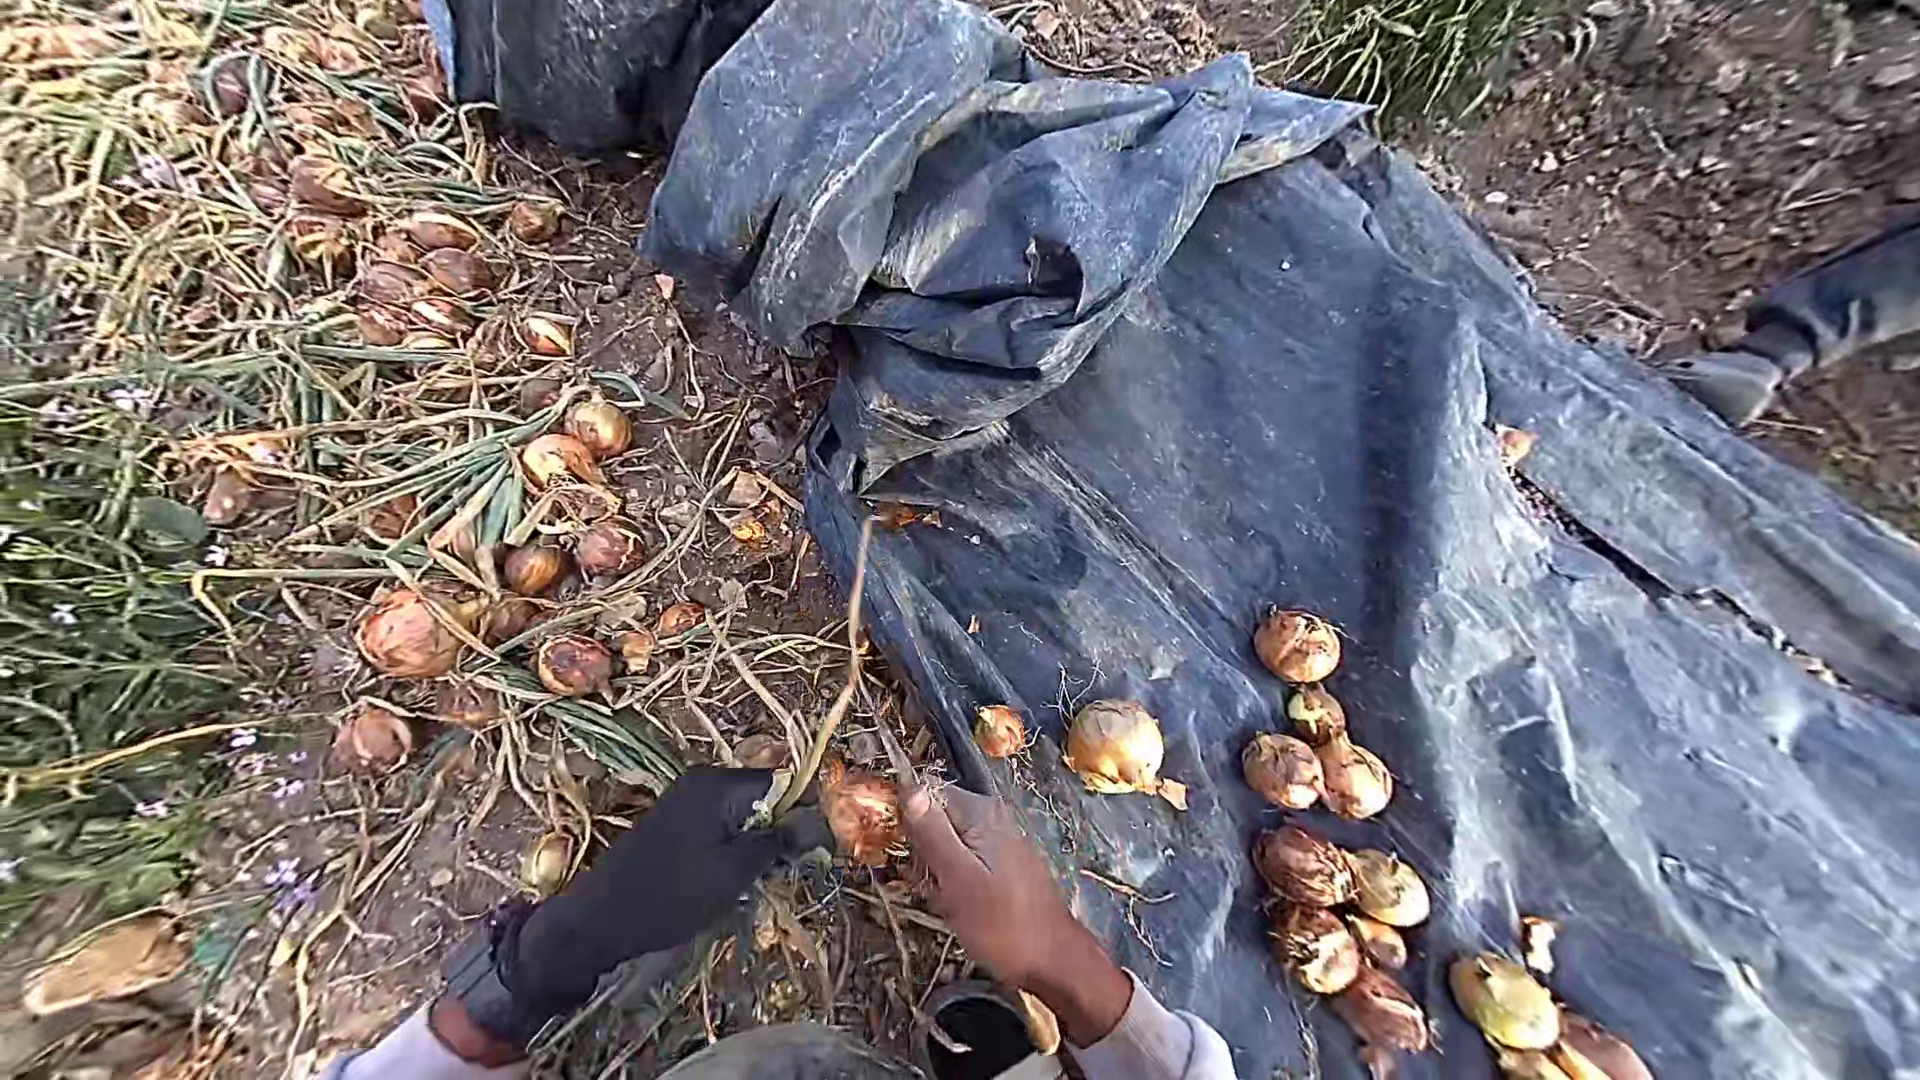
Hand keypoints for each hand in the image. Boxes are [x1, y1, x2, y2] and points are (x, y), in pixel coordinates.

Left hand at [507, 767, 827, 1018]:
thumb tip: (819, 822)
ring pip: (744, 811)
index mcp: (719, 783)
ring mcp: (687, 796)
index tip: (812, 847)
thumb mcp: (735, 872)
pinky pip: (721, 820)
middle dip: (777, 828)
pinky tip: (727, 875)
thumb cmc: (671, 895)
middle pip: (763, 795)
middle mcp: (705, 779)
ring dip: (755, 840)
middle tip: (779, 869)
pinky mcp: (677, 816)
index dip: (802, 812)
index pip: (782, 783)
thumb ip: (780, 840)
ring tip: (752, 877)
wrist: (595, 923)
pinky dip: (732, 843)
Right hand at [903, 784, 1131, 1045]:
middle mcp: (992, 815)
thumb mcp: (958, 878)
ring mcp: (1000, 837)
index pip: (928, 795)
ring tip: (948, 901)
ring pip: (950, 842)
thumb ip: (932, 832)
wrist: (1054, 961)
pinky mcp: (1003, 860)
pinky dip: (957, 879)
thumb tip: (909, 787)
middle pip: (938, 818)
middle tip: (933, 886)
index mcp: (980, 811)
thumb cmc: (1002, 924)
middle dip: (926, 852)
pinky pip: (966, 859)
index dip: (911, 823)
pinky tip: (962, 906)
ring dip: (940, 871)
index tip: (912, 858)